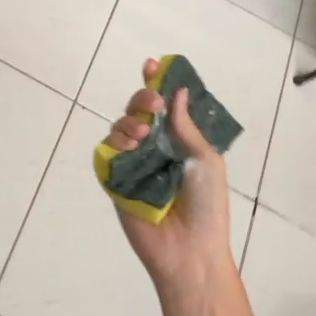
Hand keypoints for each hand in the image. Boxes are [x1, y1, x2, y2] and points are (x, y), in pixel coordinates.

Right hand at [103, 58, 234, 292]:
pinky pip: (107, 154)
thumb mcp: (206, 161)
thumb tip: (176, 92)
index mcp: (178, 142)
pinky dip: (115, 144)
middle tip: (151, 103)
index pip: (164, 107)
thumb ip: (187, 128)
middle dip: (141, 99)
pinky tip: (129, 148)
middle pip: (138, 111)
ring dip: (129, 123)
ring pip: (120, 128)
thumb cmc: (207, 206)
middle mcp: (153, 148)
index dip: (155, 84)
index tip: (151, 64)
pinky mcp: (116, 181)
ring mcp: (133, 164)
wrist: (191, 251)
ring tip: (142, 134)